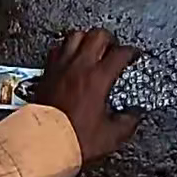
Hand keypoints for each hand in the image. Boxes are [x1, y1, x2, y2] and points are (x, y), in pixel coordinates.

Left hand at [36, 28, 141, 161]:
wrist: (42, 141)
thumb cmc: (73, 138)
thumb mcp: (110, 136)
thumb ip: (127, 123)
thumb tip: (133, 116)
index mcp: (98, 78)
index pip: (119, 54)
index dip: (131, 51)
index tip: (134, 54)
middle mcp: (79, 66)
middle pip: (97, 35)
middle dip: (109, 38)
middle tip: (113, 47)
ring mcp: (61, 65)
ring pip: (75, 35)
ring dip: (86, 38)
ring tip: (92, 46)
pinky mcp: (47, 70)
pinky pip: (57, 48)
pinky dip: (66, 48)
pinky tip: (69, 56)